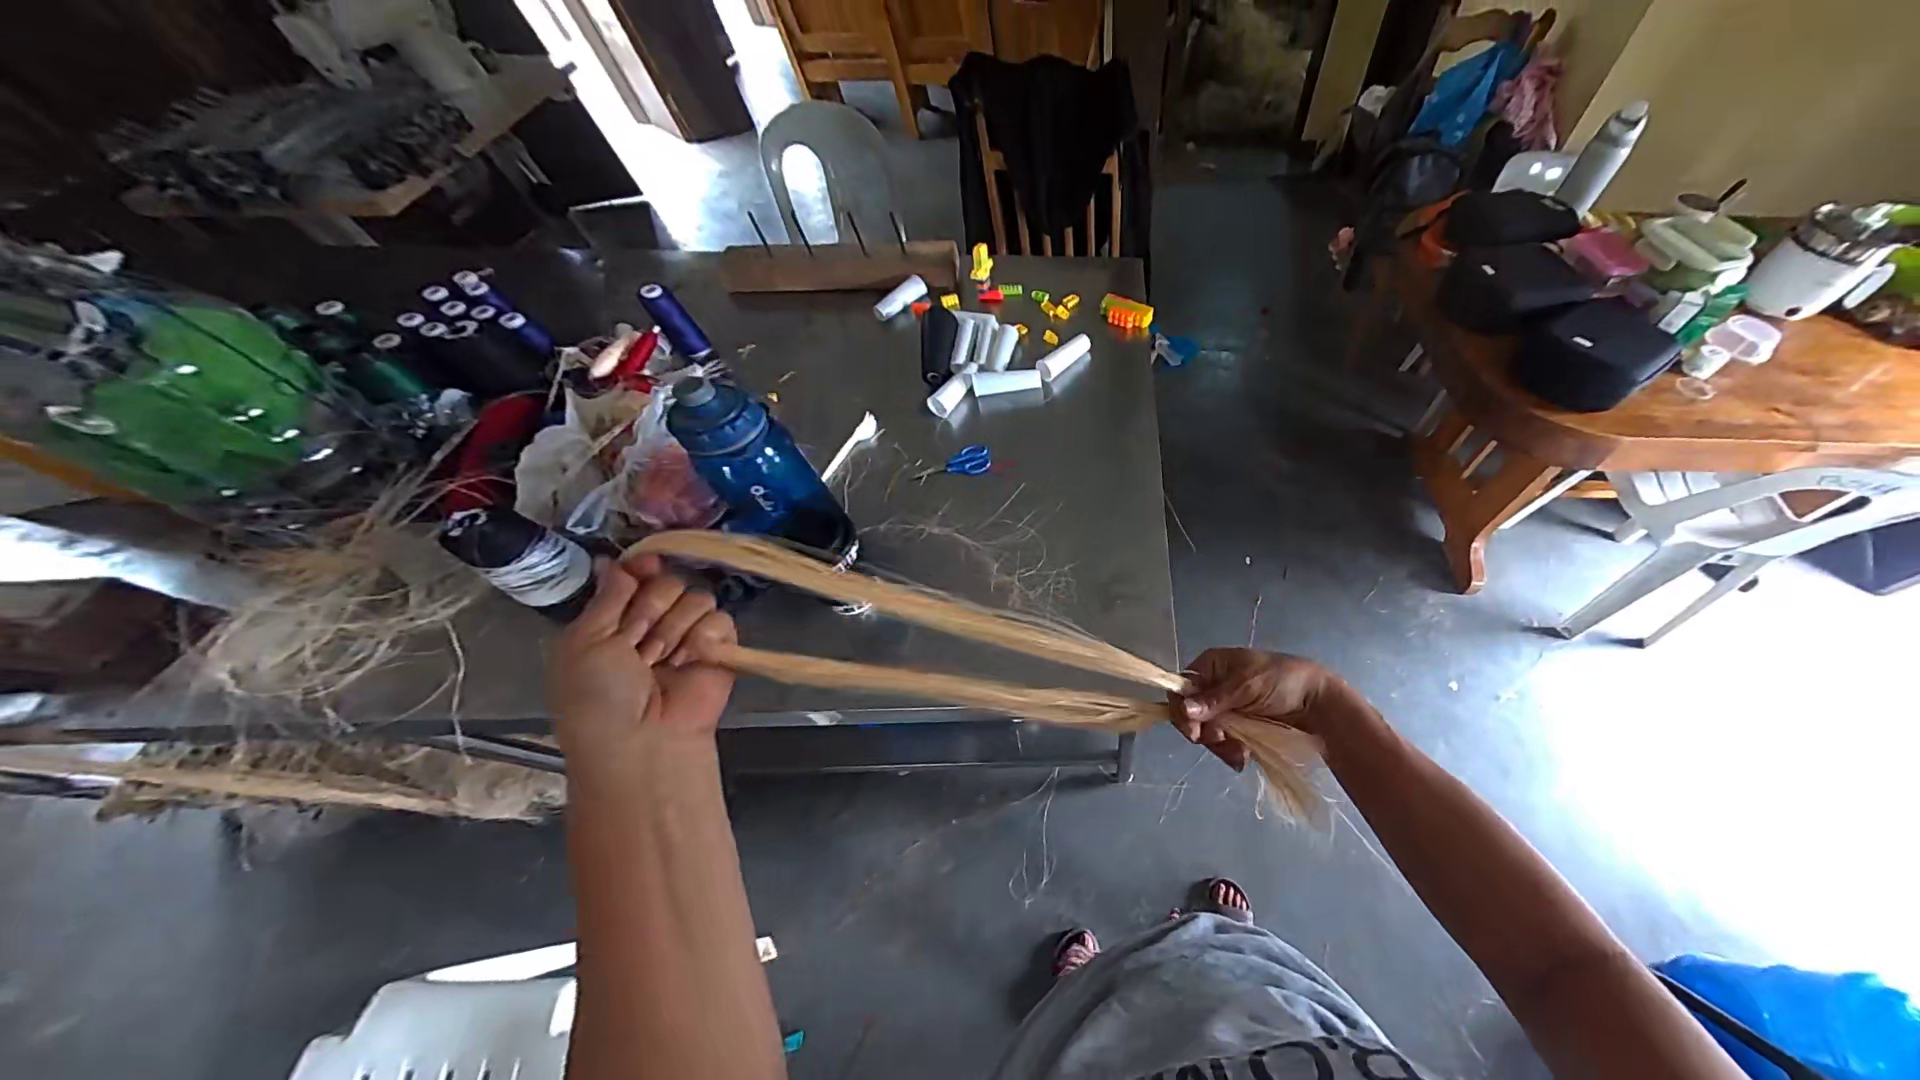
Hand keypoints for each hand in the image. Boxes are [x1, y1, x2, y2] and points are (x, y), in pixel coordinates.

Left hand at [547, 555, 736, 754]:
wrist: (643, 741)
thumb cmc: (599, 696)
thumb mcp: (582, 642)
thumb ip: (606, 595)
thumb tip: (617, 560)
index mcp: (614, 621)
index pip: (635, 574)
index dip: (642, 567)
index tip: (647, 565)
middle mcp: (654, 624)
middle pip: (668, 582)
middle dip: (653, 610)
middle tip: (640, 645)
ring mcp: (689, 635)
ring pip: (696, 597)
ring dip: (676, 630)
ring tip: (664, 662)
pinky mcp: (721, 648)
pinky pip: (722, 619)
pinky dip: (706, 639)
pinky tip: (691, 662)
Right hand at [1170, 649, 1354, 770]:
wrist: (1319, 701)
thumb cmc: (1282, 681)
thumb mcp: (1247, 686)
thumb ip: (1215, 699)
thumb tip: (1183, 709)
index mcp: (1210, 666)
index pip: (1181, 689)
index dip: (1182, 710)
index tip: (1194, 732)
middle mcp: (1212, 686)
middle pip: (1190, 714)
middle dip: (1204, 732)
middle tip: (1222, 741)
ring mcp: (1224, 708)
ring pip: (1205, 731)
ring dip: (1219, 745)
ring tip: (1240, 753)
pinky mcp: (1237, 726)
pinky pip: (1222, 741)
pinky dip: (1230, 751)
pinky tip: (1243, 756)